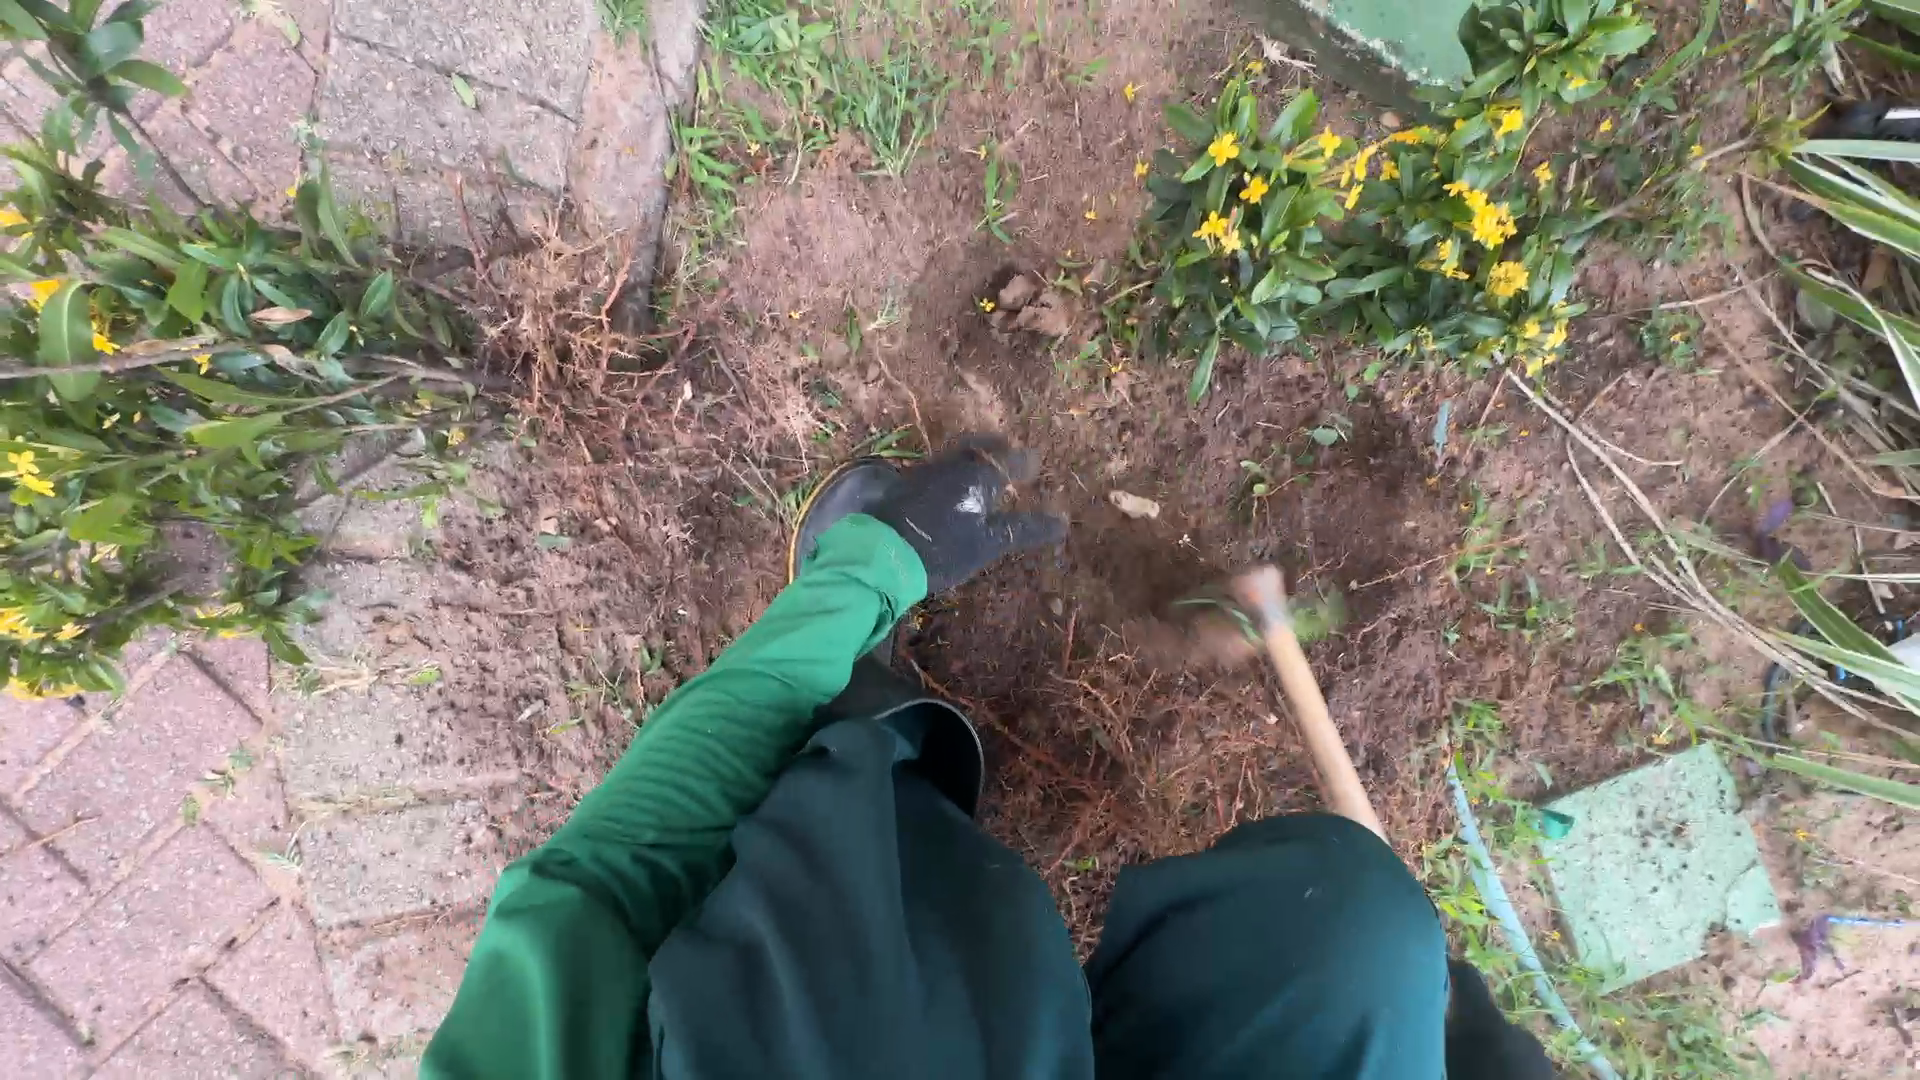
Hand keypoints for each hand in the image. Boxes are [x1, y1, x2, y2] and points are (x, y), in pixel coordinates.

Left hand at [867, 434, 1066, 591]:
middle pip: (977, 447)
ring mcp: (923, 471)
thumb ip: (1024, 530)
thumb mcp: (988, 544)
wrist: (882, 553)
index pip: (1009, 460)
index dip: (1024, 462)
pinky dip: (948, 472)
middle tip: (1006, 448)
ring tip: (978, 467)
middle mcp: (951, 464)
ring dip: (969, 457)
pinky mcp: (902, 485)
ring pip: (952, 455)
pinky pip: (933, 469)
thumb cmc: (943, 548)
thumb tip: (1062, 522)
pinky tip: (946, 485)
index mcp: (978, 475)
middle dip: (994, 448)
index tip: (1034, 463)